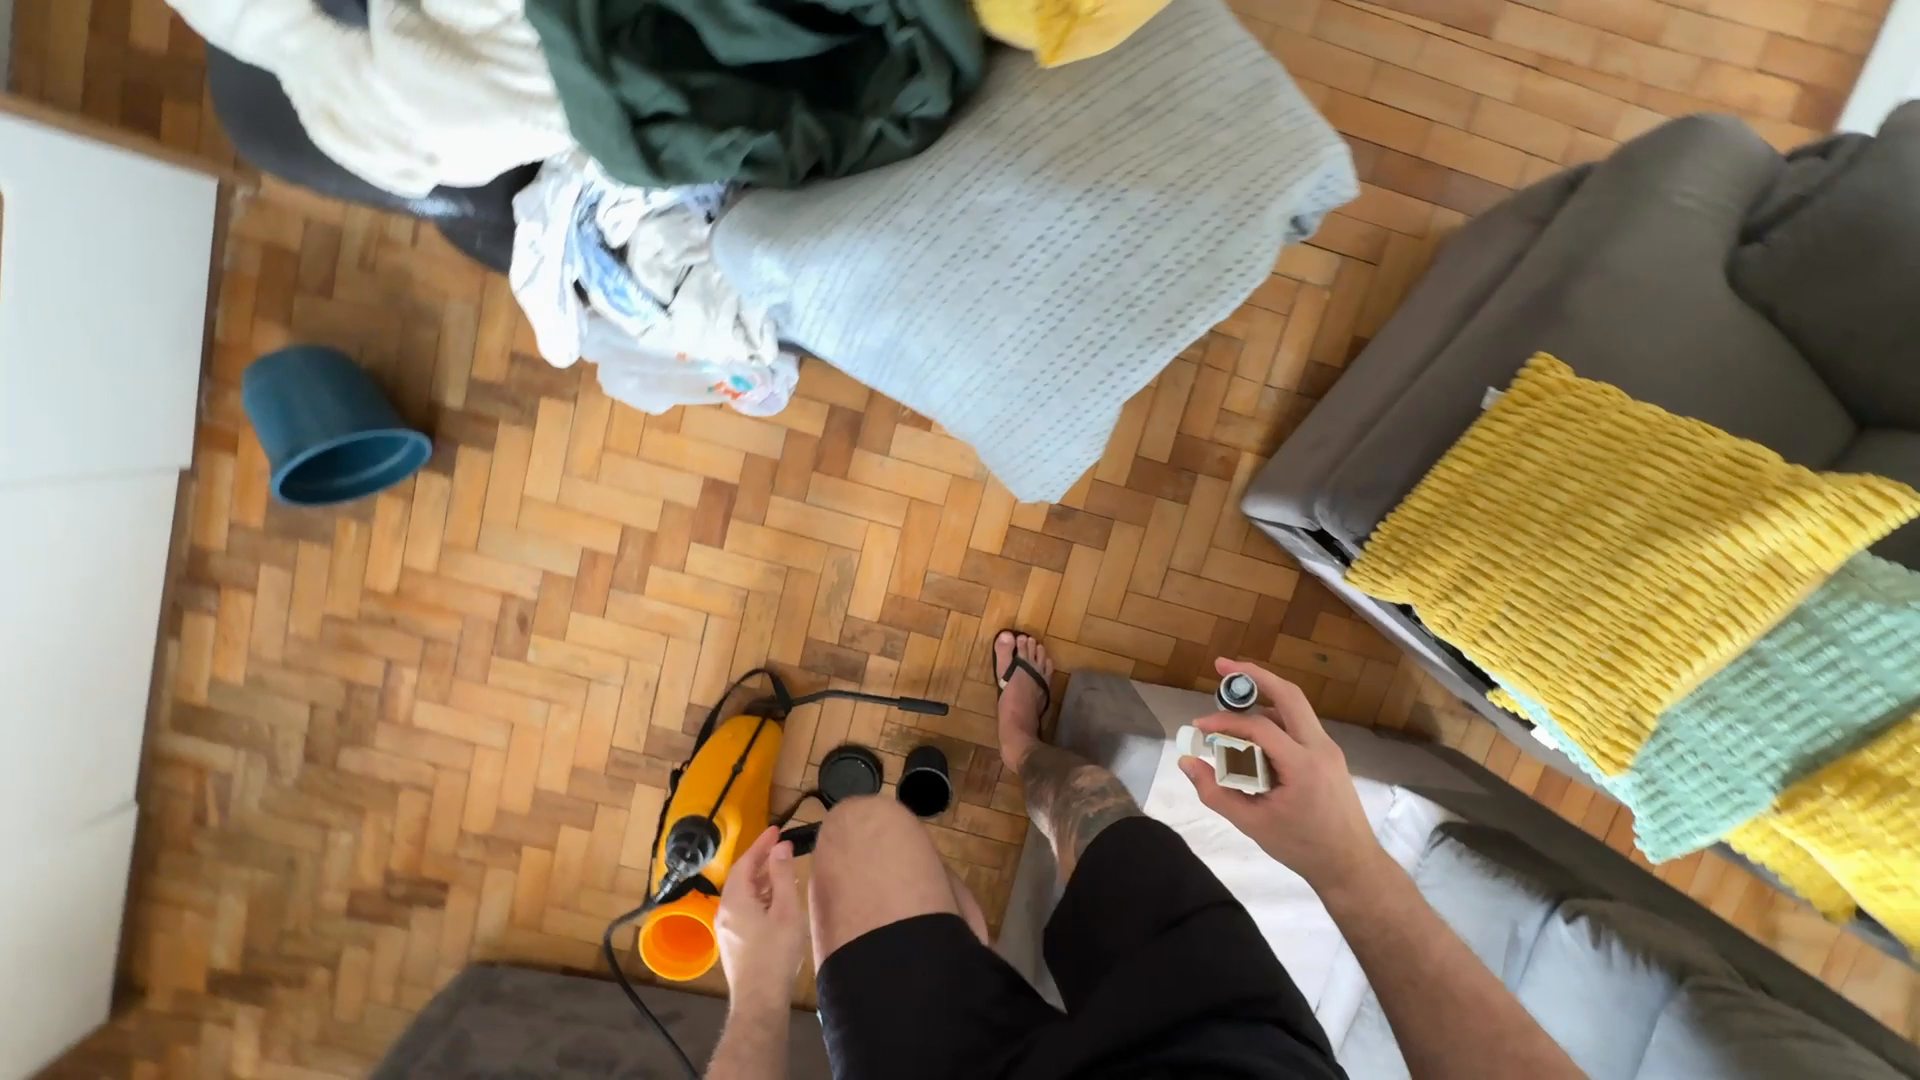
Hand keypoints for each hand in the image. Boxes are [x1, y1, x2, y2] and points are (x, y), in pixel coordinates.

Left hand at [715, 826, 805, 1013]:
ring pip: (742, 892)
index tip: (777, 829)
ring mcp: (726, 928)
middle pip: (741, 876)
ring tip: (782, 870)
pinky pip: (743, 907)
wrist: (759, 1000)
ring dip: (761, 877)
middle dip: (760, 858)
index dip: (761, 843)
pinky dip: (758, 895)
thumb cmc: (775, 953)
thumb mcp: (785, 909)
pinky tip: (775, 900)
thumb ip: (782, 875)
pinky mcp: (733, 941)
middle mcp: (725, 910)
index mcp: (735, 899)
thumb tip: (780, 847)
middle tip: (781, 846)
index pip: (746, 861)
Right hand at [1179, 659, 1390, 898]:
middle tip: (1222, 665)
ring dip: (1263, 698)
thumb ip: (1215, 792)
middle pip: (1289, 694)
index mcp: (1303, 765)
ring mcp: (1328, 749)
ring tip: (1231, 707)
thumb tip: (1186, 762)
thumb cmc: (1302, 847)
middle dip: (1255, 674)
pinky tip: (1252, 735)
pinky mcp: (1328, 756)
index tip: (1199, 727)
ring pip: (1294, 707)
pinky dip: (1273, 719)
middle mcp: (1320, 747)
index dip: (1225, 722)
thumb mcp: (1252, 824)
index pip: (1259, 727)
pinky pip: (1298, 725)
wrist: (1352, 866)